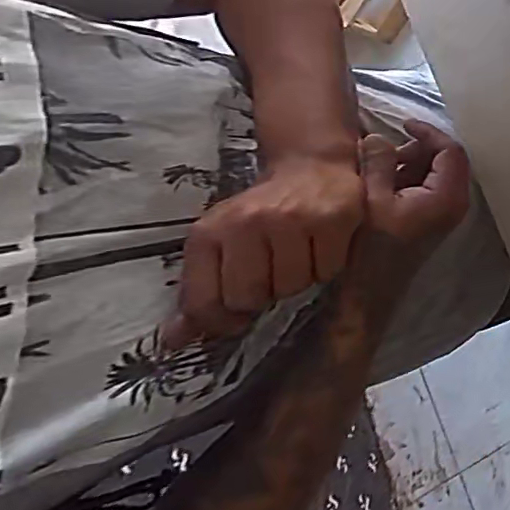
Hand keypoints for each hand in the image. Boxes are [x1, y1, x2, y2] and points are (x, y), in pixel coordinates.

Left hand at [167, 153, 363, 346]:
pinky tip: (325, 251)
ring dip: (301, 282)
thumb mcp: (222, 242)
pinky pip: (329, 268)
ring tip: (303, 262)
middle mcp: (247, 225)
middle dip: (267, 296)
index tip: (237, 320)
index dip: (222, 321)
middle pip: (253, 295)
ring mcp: (294, 221)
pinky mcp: (334, 219)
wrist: (313, 167)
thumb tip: (175, 342)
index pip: (205, 300)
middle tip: (276, 281)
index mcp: (209, 234)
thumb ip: (202, 289)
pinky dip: (328, 268)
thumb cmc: (265, 210)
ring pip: (294, 284)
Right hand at [358, 120, 472, 243]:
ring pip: (437, 172)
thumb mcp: (368, 200)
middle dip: (418, 149)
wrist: (371, 287)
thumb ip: (378, 165)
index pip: (451, 152)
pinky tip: (382, 182)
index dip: (429, 133)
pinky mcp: (436, 216)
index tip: (404, 124)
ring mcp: (448, 210)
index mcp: (447, 195)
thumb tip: (379, 136)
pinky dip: (410, 177)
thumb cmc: (369, 247)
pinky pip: (429, 186)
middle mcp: (456, 201)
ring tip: (377, 168)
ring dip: (411, 163)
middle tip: (384, 152)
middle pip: (447, 160)